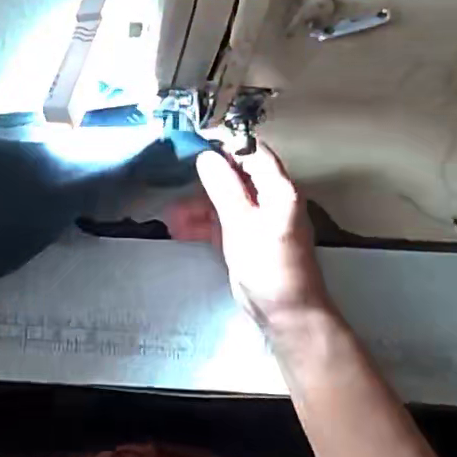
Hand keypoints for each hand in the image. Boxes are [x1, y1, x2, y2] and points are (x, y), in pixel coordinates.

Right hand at [188, 144, 336, 333]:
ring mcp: (258, 220)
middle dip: (204, 179)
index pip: (253, 152)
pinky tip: (180, 229)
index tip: (194, 143)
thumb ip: (224, 188)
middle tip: (173, 180)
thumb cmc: (269, 267)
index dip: (225, 144)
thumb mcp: (242, 224)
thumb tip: (207, 156)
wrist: (286, 313)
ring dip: (198, 205)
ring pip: (224, 200)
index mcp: (279, 190)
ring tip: (171, 215)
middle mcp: (271, 199)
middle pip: (235, 176)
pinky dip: (202, 223)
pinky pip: (222, 221)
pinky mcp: (247, 238)